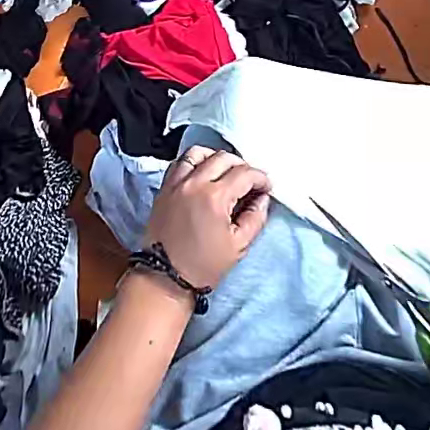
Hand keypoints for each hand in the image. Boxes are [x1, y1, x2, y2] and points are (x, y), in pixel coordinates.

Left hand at [139, 147, 271, 292]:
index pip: (245, 173)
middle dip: (242, 167)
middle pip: (224, 158)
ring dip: (217, 158)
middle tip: (248, 182)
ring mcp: (177, 183)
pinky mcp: (164, 187)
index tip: (266, 187)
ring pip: (200, 152)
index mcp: (215, 197)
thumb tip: (262, 198)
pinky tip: (202, 172)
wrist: (165, 277)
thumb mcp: (238, 246)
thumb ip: (255, 218)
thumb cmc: (203, 265)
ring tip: (225, 172)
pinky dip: (194, 161)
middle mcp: (195, 183)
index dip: (261, 178)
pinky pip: (180, 162)